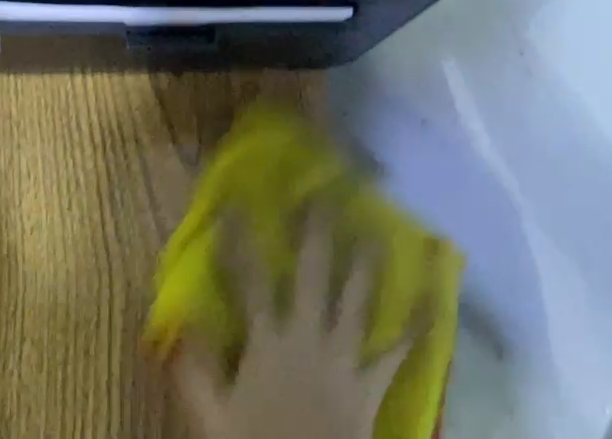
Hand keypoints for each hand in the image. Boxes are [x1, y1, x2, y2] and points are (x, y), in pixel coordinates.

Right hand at [174, 212, 413, 438]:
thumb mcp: (213, 415)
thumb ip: (195, 367)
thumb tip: (179, 317)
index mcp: (267, 342)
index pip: (250, 280)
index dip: (239, 242)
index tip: (232, 206)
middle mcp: (307, 338)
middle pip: (312, 276)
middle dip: (315, 234)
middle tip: (320, 196)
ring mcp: (344, 359)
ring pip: (355, 301)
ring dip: (365, 264)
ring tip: (376, 230)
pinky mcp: (370, 384)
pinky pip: (397, 353)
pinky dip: (416, 329)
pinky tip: (433, 304)